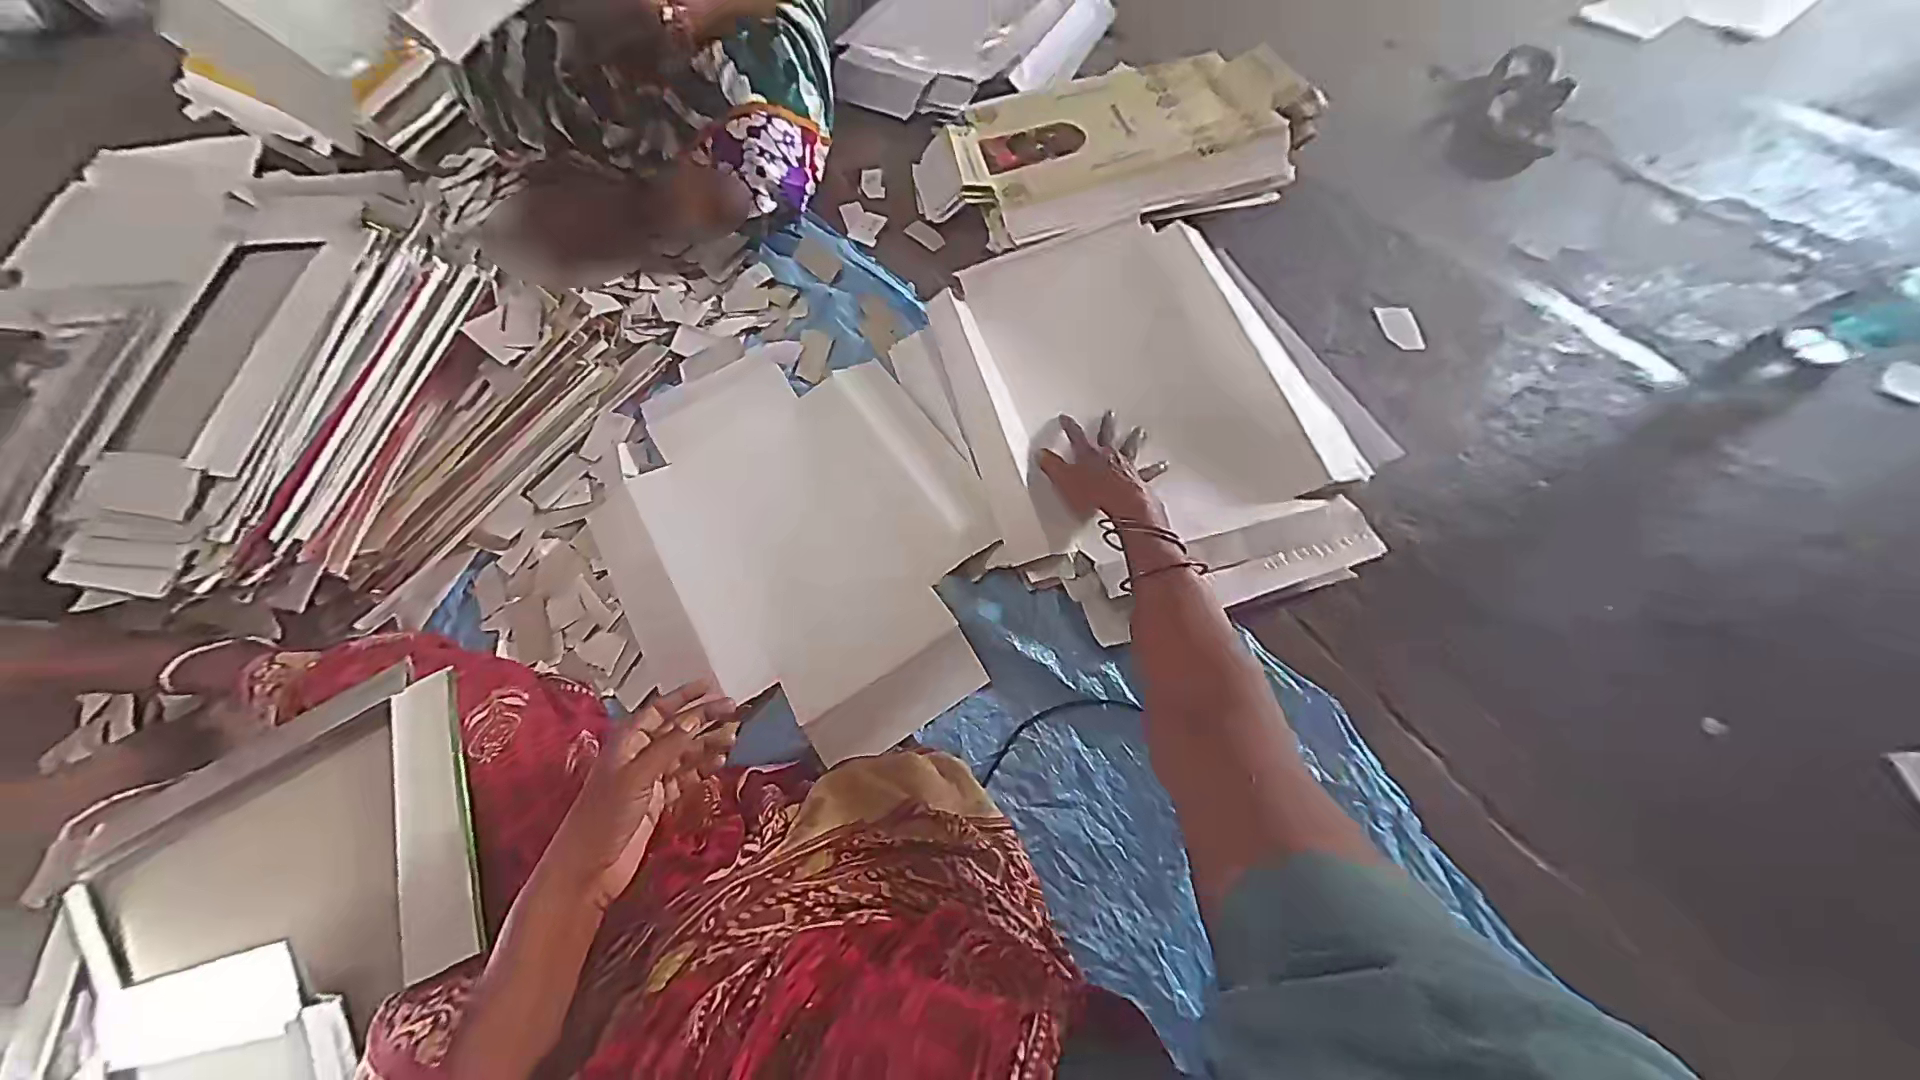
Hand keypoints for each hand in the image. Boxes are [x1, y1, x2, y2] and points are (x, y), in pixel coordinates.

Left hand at [545, 681, 736, 910]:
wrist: (587, 872)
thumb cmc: (602, 819)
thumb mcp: (637, 776)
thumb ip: (668, 746)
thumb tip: (695, 719)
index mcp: (627, 742)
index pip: (659, 709)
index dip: (684, 696)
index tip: (709, 685)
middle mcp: (639, 756)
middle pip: (677, 729)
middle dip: (705, 719)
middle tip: (733, 711)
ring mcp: (649, 779)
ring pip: (685, 752)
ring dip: (708, 743)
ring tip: (732, 737)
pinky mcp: (658, 801)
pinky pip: (687, 777)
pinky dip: (703, 768)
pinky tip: (719, 763)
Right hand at [1035, 411, 1170, 525]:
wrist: (1121, 505)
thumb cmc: (1093, 494)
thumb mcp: (1063, 480)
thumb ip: (1051, 466)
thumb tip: (1041, 454)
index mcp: (1088, 455)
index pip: (1076, 436)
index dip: (1069, 426)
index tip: (1065, 418)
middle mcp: (1108, 456)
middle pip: (1107, 436)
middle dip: (1106, 425)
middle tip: (1110, 414)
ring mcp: (1125, 466)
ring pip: (1130, 448)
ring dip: (1134, 439)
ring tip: (1139, 431)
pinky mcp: (1138, 480)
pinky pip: (1148, 472)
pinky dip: (1155, 468)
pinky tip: (1163, 464)